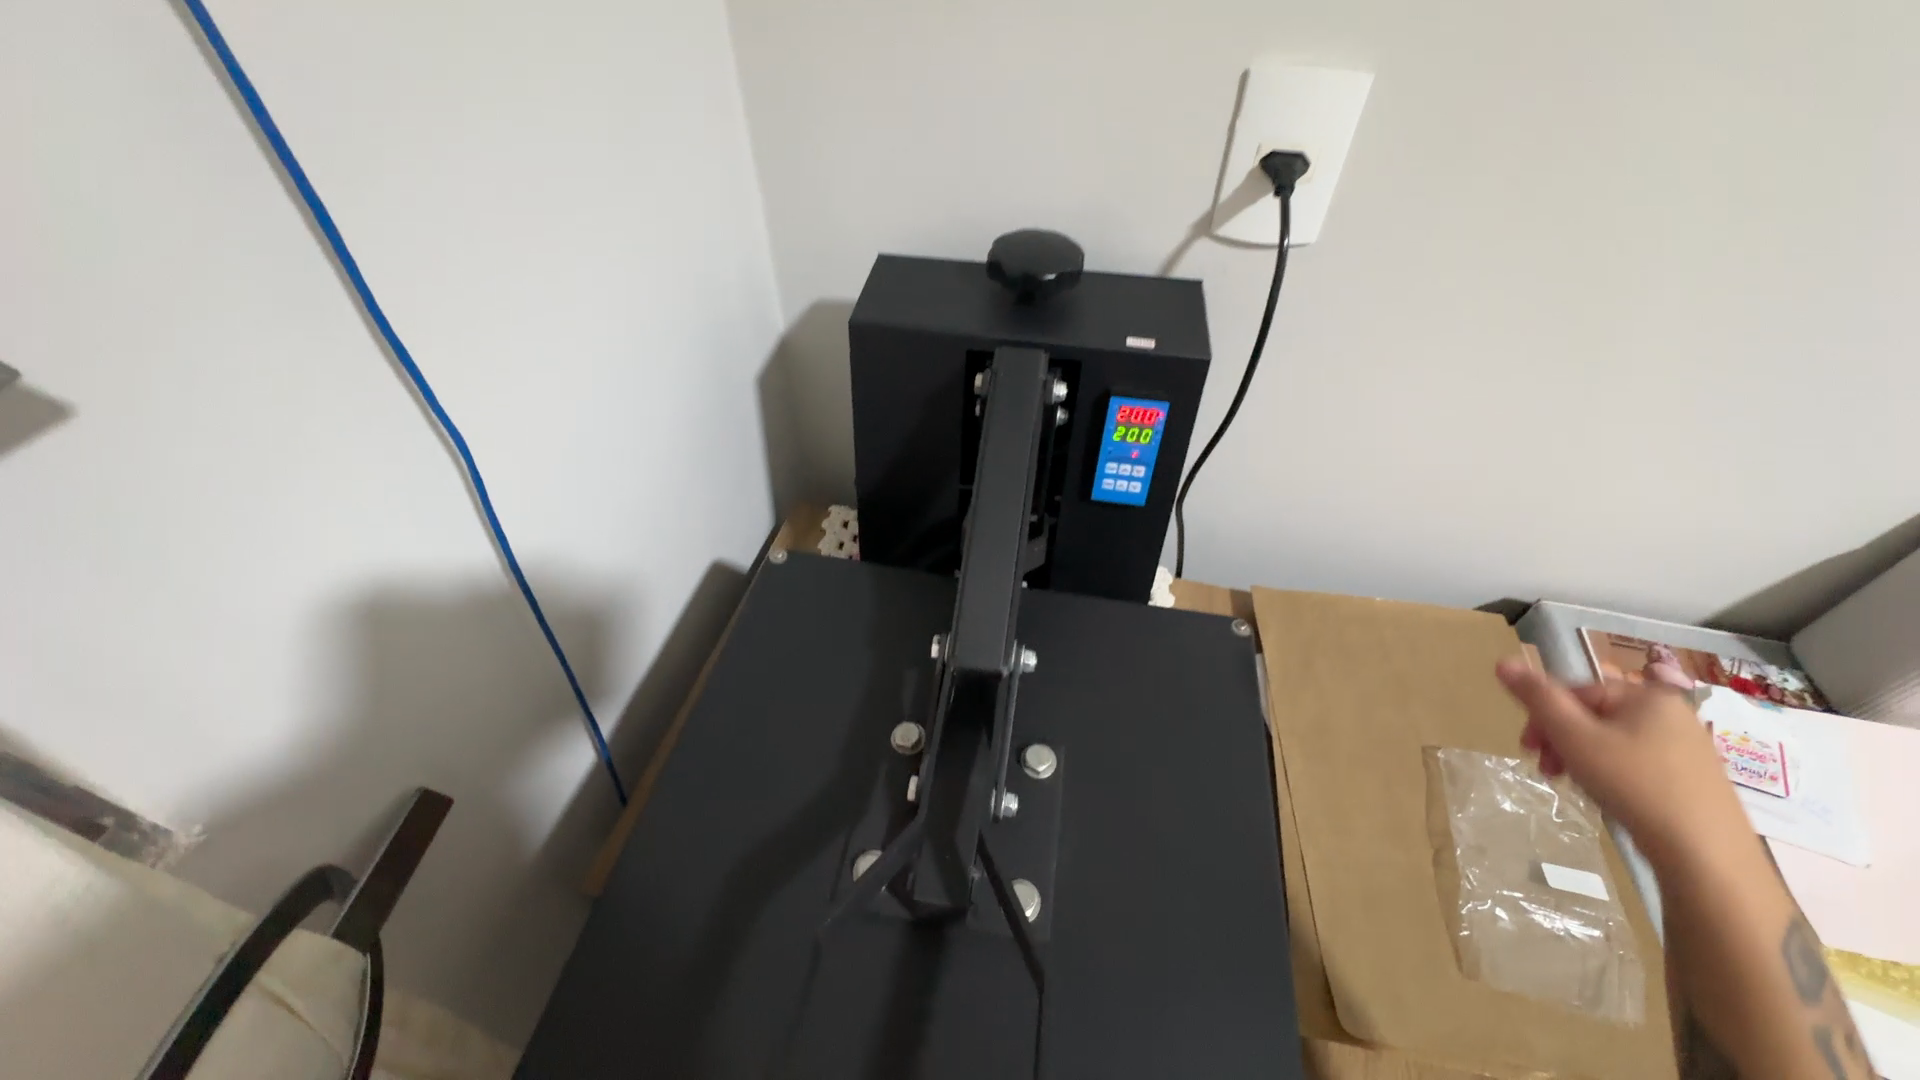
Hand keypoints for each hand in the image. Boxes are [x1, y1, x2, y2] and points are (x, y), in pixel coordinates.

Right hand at [1494, 660, 1750, 870]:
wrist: (1705, 854)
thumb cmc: (1633, 785)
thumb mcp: (1574, 737)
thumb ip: (1537, 698)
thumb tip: (1503, 662)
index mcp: (1647, 695)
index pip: (1576, 692)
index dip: (1544, 718)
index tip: (1527, 748)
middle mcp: (1672, 713)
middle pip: (1594, 716)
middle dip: (1561, 740)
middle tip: (1547, 771)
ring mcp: (1688, 747)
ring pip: (1612, 741)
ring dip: (1581, 758)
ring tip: (1574, 786)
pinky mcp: (1694, 778)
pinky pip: (1636, 762)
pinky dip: (1611, 774)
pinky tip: (1607, 797)